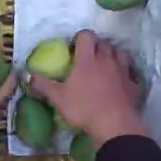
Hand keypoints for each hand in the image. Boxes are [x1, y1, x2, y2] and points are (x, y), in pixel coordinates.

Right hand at [26, 31, 146, 145]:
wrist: (114, 124)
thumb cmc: (83, 108)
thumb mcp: (58, 98)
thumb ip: (43, 85)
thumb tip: (27, 76)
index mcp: (87, 60)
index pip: (86, 36)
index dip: (80, 38)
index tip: (73, 47)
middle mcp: (106, 60)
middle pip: (104, 43)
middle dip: (96, 46)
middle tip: (87, 56)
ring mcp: (123, 71)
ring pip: (120, 54)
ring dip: (113, 55)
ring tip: (106, 64)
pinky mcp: (133, 84)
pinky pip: (130, 73)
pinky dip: (125, 73)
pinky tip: (120, 80)